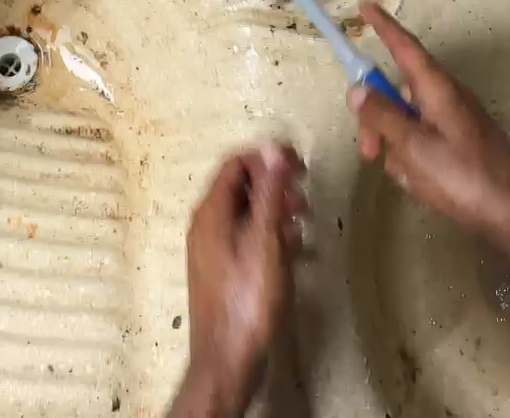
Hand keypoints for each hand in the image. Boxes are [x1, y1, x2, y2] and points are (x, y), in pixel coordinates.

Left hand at [171, 142, 306, 417]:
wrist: (226, 362)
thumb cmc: (248, 298)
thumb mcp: (265, 239)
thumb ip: (269, 192)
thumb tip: (272, 146)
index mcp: (211, 211)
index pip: (236, 163)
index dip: (268, 160)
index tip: (299, 170)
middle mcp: (206, 224)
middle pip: (241, 187)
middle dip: (275, 188)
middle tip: (303, 204)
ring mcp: (212, 248)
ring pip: (246, 214)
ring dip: (275, 214)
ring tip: (300, 231)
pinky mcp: (221, 270)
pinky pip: (246, 239)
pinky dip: (269, 237)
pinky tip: (292, 255)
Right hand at [349, 1, 509, 315]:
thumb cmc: (465, 176)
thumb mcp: (414, 147)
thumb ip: (382, 116)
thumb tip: (358, 90)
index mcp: (436, 88)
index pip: (403, 47)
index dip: (382, 26)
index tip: (365, 5)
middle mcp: (444, 97)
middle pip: (394, 93)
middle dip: (376, 120)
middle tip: (370, 153)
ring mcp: (452, 121)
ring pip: (404, 122)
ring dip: (394, 146)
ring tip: (408, 177)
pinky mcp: (458, 143)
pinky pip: (420, 141)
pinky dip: (412, 160)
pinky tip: (422, 185)